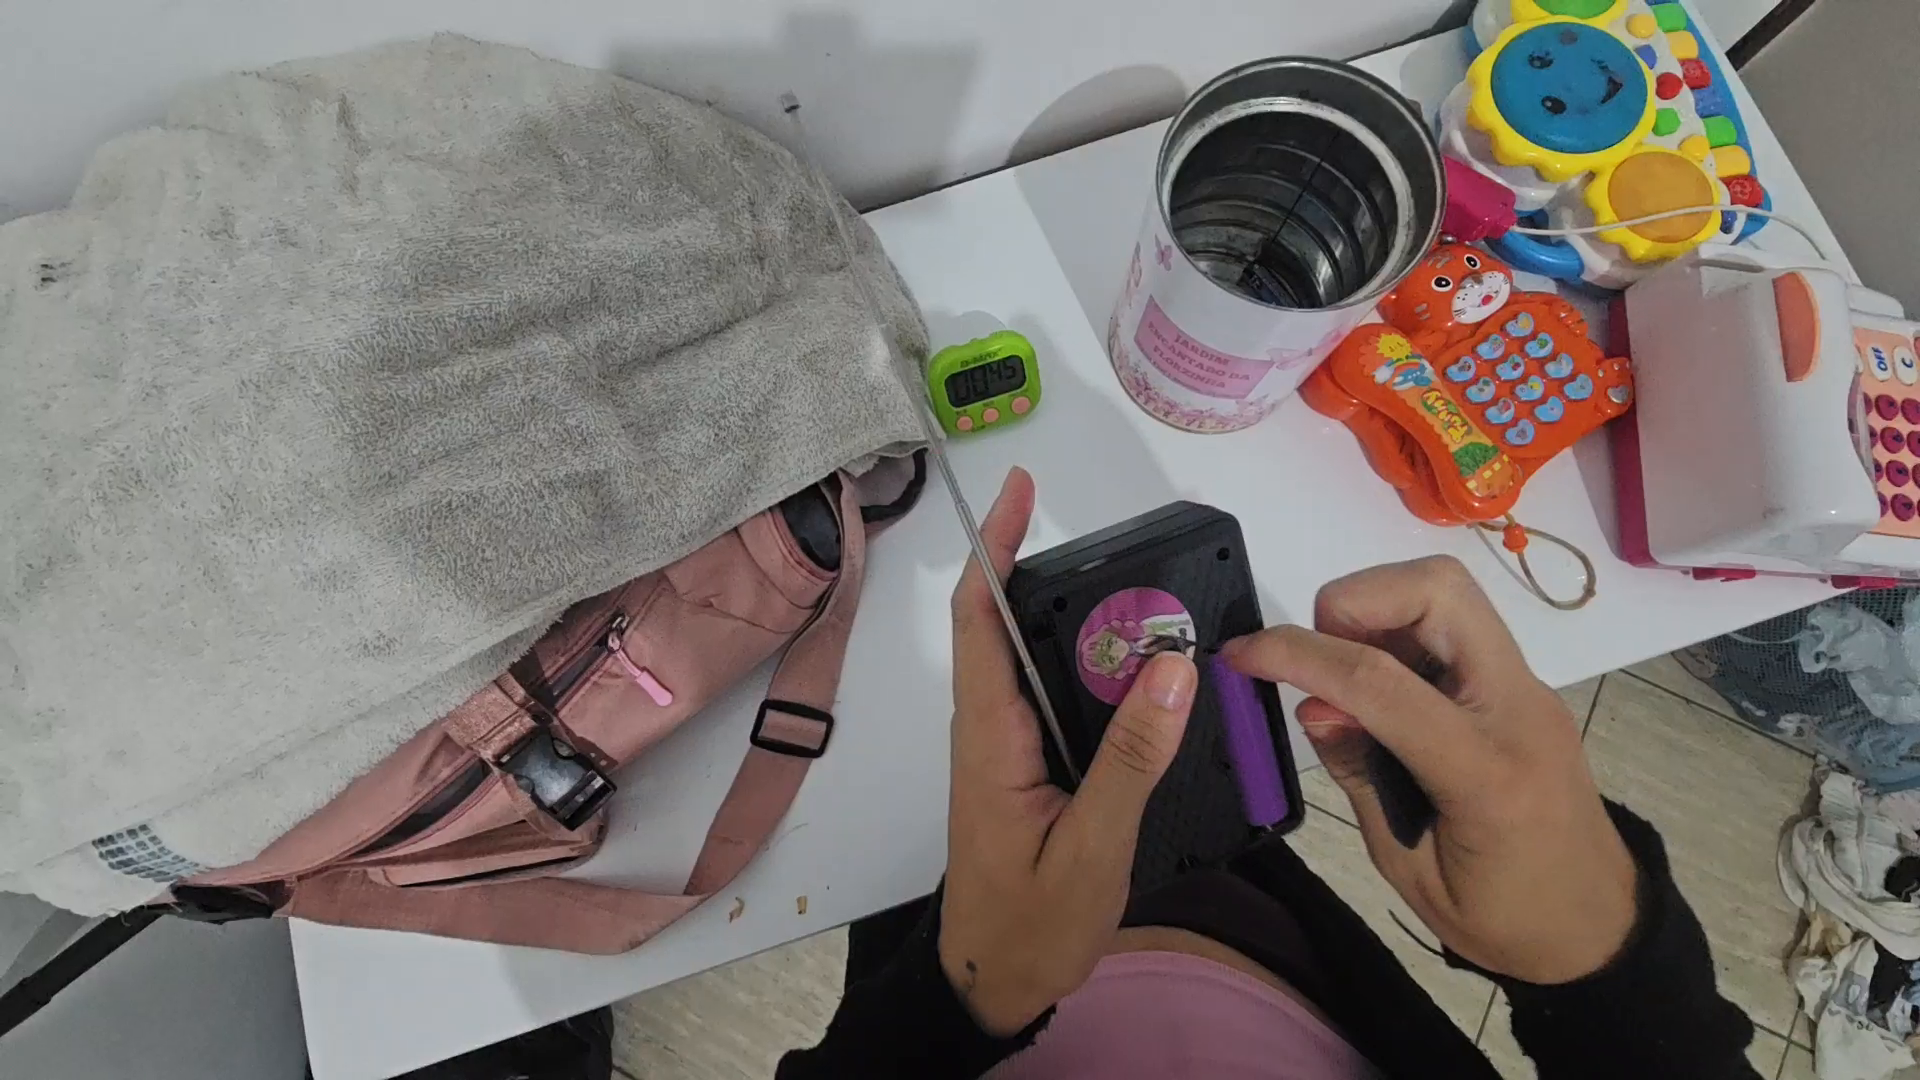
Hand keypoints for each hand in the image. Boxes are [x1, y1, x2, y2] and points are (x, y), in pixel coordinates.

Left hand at [939, 468, 1196, 1034]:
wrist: (992, 977)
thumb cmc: (1029, 922)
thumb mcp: (1091, 847)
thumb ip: (1130, 759)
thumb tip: (1172, 669)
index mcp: (990, 732)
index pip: (980, 617)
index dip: (995, 548)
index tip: (1021, 493)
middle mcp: (991, 721)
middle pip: (1006, 622)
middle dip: (1046, 569)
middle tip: (1120, 548)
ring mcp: (1006, 739)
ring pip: (1034, 655)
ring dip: (1076, 618)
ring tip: (1143, 600)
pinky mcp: (1025, 757)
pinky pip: (1053, 691)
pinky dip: (1089, 663)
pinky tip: (1135, 667)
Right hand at [1222, 556, 1637, 984]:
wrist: (1600, 927)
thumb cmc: (1499, 914)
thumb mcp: (1404, 866)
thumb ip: (1355, 771)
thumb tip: (1312, 702)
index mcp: (1486, 772)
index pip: (1379, 681)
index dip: (1295, 655)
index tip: (1238, 655)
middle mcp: (1515, 706)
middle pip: (1435, 590)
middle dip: (1350, 601)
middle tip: (1318, 655)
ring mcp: (1522, 684)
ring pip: (1442, 587)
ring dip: (1369, 606)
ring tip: (1341, 668)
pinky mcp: (1514, 678)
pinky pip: (1445, 617)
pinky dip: (1388, 624)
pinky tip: (1371, 679)